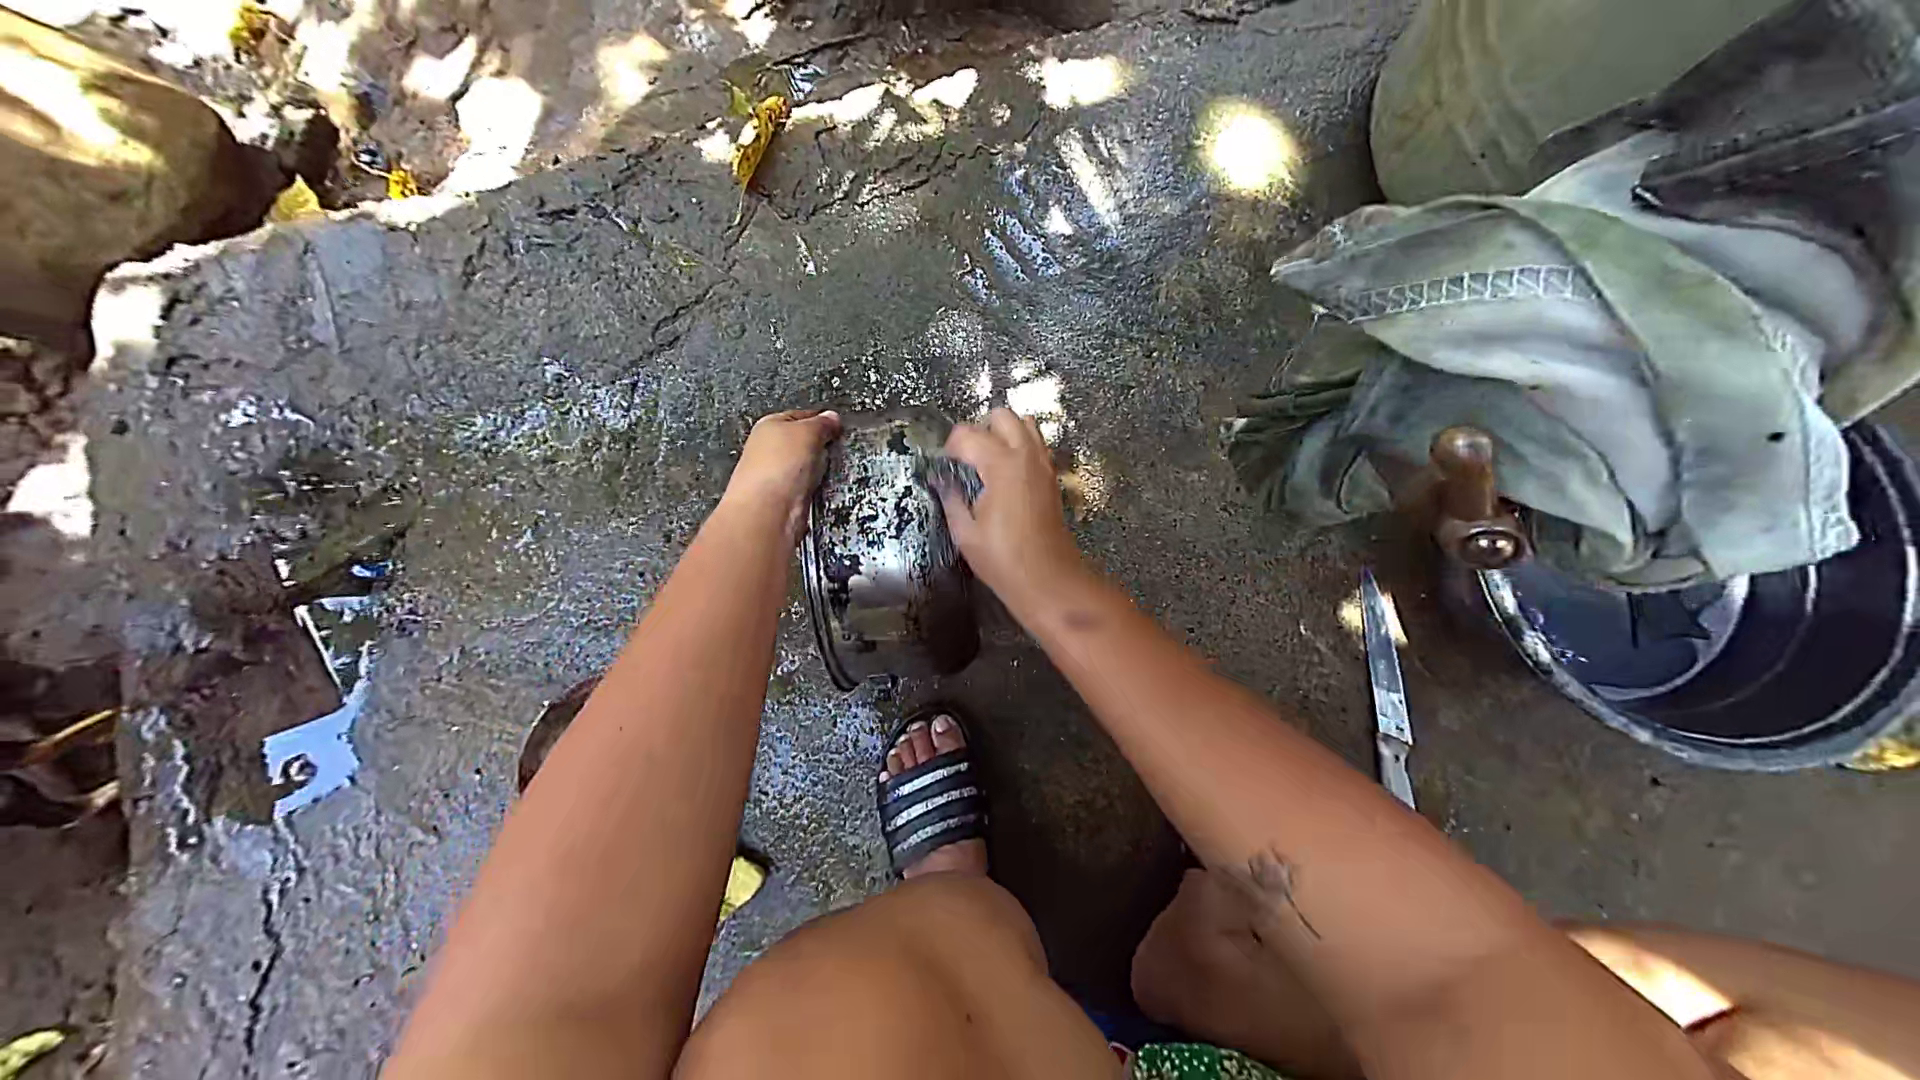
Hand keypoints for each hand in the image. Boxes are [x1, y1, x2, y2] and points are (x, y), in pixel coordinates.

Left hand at [722, 408, 841, 544]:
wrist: (768, 511)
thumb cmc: (778, 467)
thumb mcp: (807, 432)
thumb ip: (822, 423)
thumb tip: (832, 417)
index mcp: (769, 425)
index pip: (800, 417)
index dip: (820, 420)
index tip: (838, 425)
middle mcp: (769, 449)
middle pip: (804, 443)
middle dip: (822, 447)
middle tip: (834, 448)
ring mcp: (777, 475)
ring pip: (809, 467)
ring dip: (820, 470)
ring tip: (824, 471)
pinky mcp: (786, 497)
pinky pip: (809, 487)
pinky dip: (817, 488)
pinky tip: (819, 488)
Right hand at [935, 408, 1082, 603]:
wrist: (1047, 578)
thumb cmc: (1003, 558)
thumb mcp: (965, 531)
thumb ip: (951, 498)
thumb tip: (942, 482)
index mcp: (1001, 464)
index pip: (967, 434)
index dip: (950, 447)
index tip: (945, 467)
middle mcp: (1026, 455)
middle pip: (1002, 416)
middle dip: (980, 430)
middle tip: (967, 459)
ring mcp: (1044, 464)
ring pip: (1025, 424)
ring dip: (1004, 434)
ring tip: (988, 462)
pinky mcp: (1053, 477)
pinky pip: (1036, 445)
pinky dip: (1021, 447)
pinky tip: (1007, 475)